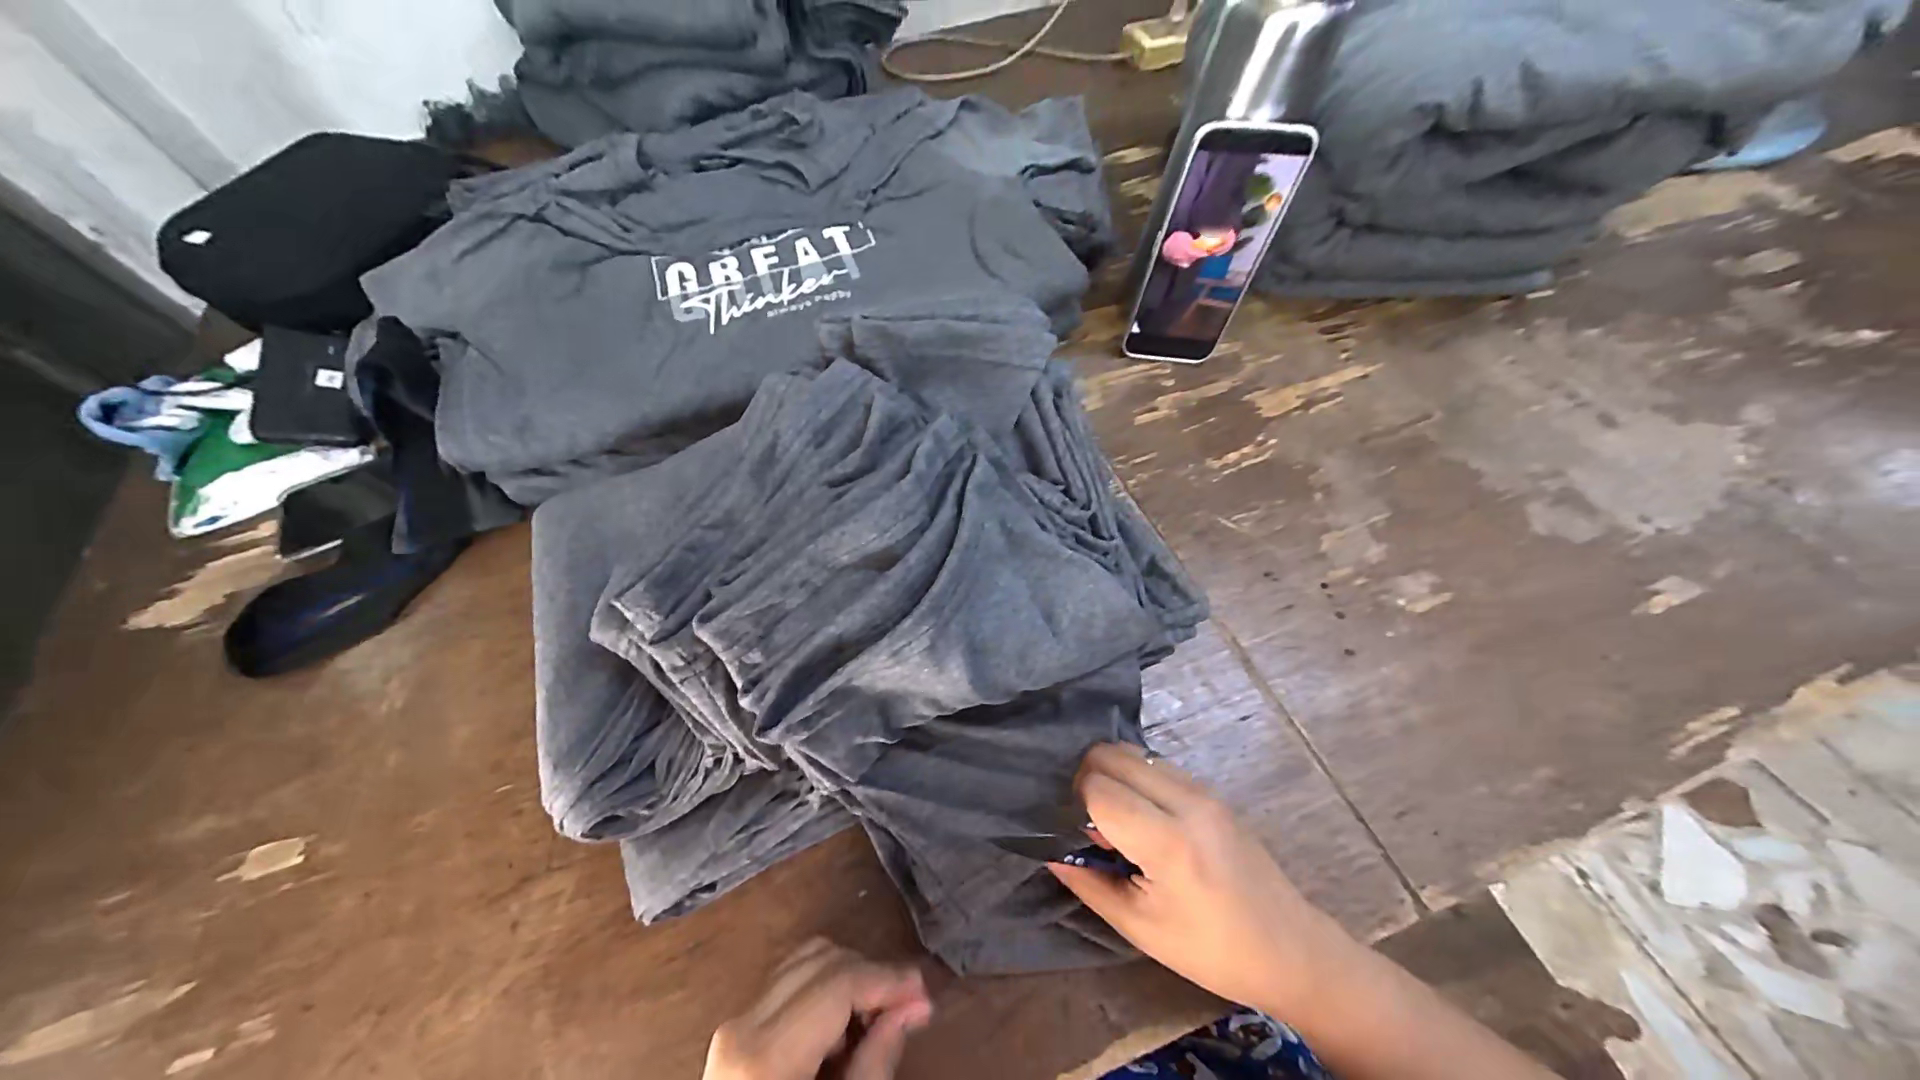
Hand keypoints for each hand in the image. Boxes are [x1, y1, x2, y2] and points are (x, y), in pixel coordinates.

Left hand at [704, 938, 931, 1079]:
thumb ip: (876, 1065)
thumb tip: (911, 1007)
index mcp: (766, 1057)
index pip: (838, 983)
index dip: (888, 980)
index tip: (925, 993)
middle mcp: (744, 1026)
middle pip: (823, 960)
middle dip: (871, 975)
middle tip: (907, 1009)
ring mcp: (735, 1024)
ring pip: (806, 960)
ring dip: (849, 977)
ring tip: (874, 1020)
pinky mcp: (736, 1030)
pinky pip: (789, 980)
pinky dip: (825, 988)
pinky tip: (841, 1029)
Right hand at [1048, 744, 1363, 1017]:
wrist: (1290, 949)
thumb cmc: (1210, 950)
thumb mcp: (1139, 927)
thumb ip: (1088, 882)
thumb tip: (1048, 849)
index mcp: (1168, 841)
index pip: (1098, 787)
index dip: (1073, 803)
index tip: (1071, 830)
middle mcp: (1186, 801)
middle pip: (1111, 755)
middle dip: (1086, 778)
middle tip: (1084, 819)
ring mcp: (1203, 790)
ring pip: (1134, 752)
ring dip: (1111, 773)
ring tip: (1112, 816)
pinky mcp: (1211, 790)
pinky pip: (1157, 763)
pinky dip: (1135, 775)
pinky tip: (1138, 813)